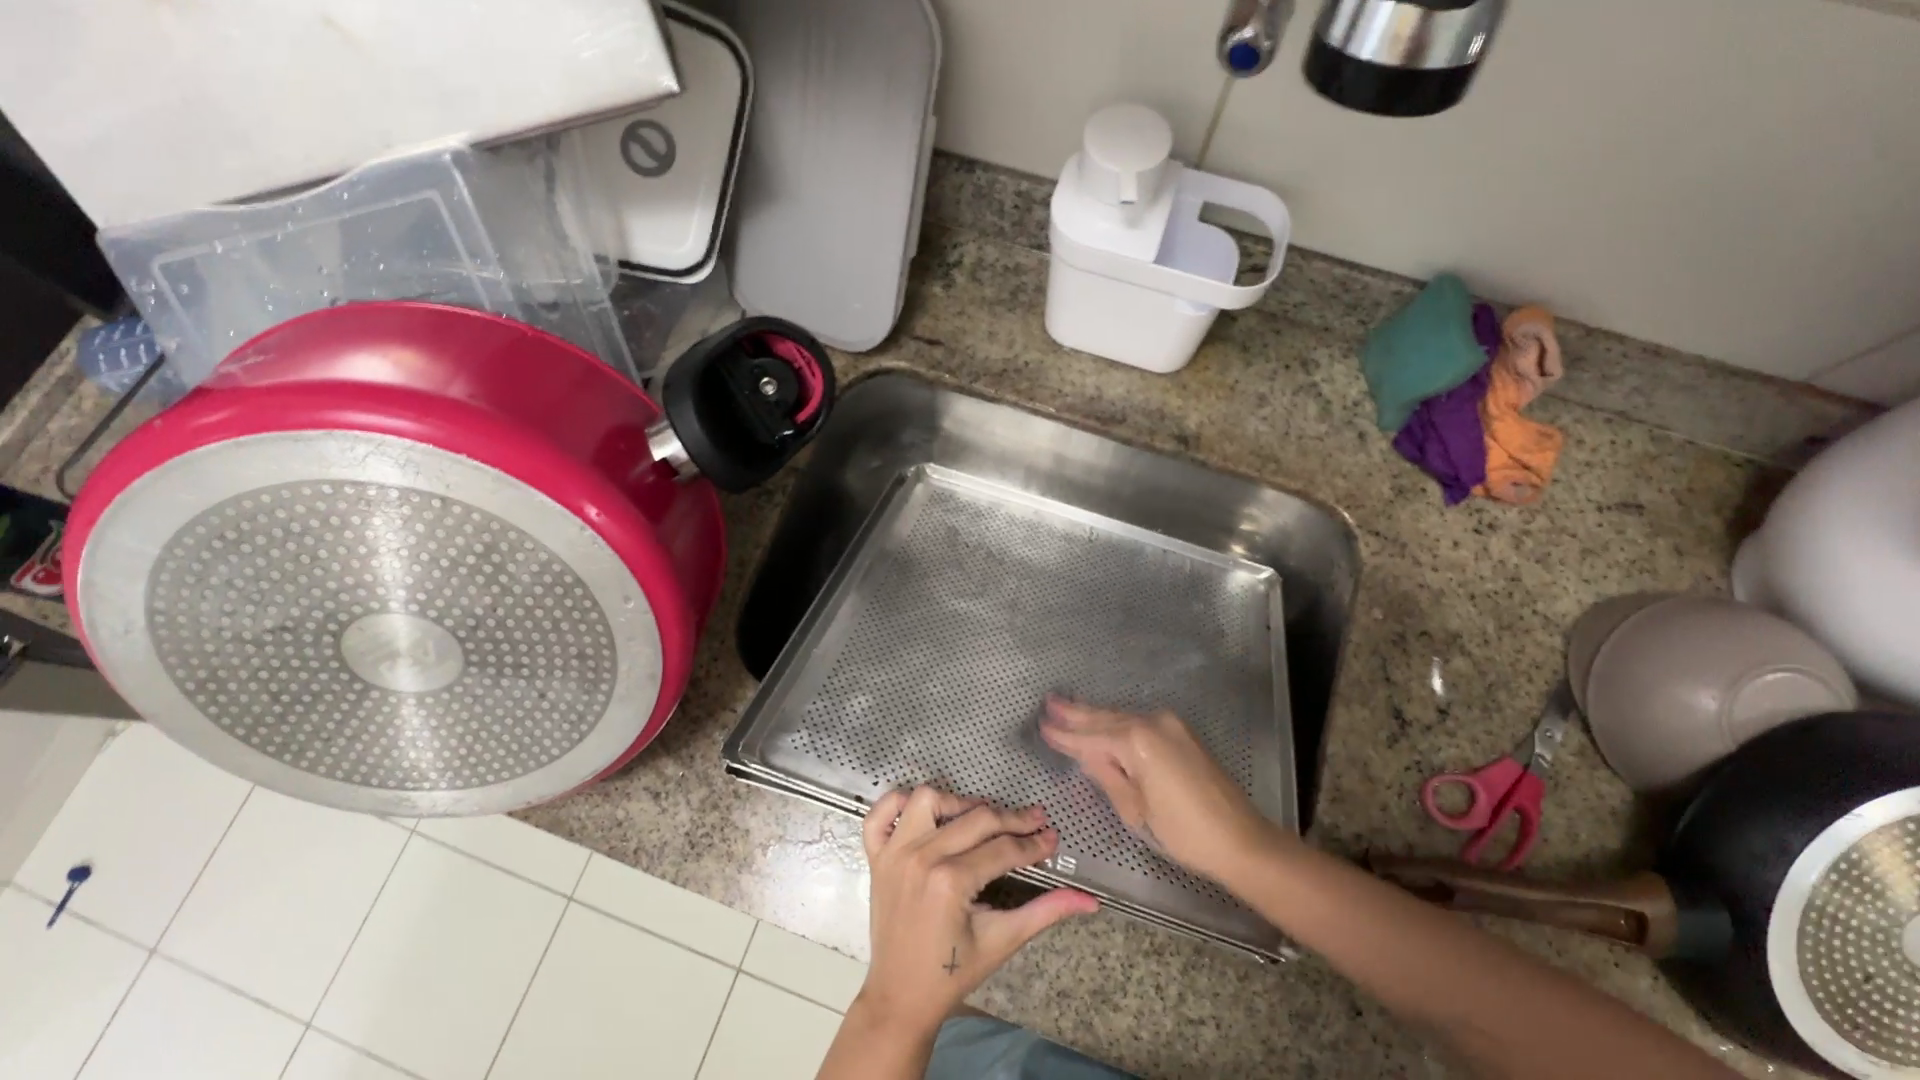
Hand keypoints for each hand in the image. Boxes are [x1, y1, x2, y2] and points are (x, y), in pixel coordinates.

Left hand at [856, 787, 1098, 1033]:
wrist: (901, 995)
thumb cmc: (953, 971)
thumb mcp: (1003, 940)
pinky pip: (881, 814)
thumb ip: (1045, 912)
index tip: (1053, 838)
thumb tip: (1089, 901)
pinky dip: (898, 804)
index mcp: (951, 880)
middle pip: (976, 819)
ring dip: (959, 803)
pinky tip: (927, 812)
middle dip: (1012, 819)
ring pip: (928, 800)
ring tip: (983, 817)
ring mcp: (894, 853)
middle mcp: (920, 856)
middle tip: (1036, 822)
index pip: (1003, 848)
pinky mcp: (876, 857)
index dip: (1034, 842)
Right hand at [1040, 697, 1287, 884]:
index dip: (1065, 735)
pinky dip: (1117, 724)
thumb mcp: (1135, 809)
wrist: (1240, 839)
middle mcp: (1153, 723)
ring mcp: (1171, 726)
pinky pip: (1139, 724)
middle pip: (1106, 719)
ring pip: (1122, 718)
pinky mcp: (1182, 735)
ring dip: (1095, 716)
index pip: (1090, 737)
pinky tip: (1102, 722)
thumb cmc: (1183, 832)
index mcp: (1138, 742)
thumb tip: (1086, 754)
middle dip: (1076, 714)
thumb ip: (1107, 775)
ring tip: (1066, 707)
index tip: (1041, 726)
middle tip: (1049, 703)